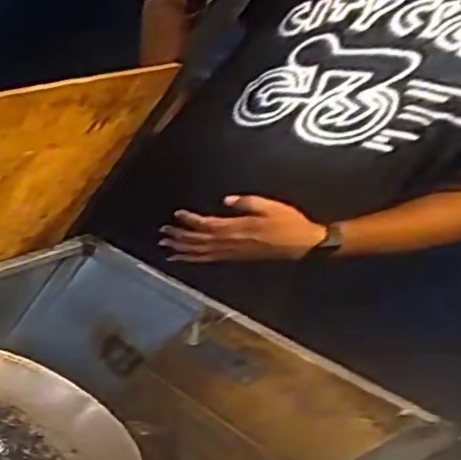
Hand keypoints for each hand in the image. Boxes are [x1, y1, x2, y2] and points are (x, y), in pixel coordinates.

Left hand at [159, 195, 327, 261]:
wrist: (297, 244)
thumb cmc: (287, 223)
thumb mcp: (271, 207)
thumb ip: (247, 202)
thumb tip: (226, 200)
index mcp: (233, 227)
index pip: (203, 223)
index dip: (188, 219)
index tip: (177, 214)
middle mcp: (224, 241)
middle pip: (193, 238)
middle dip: (176, 234)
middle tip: (162, 230)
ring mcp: (224, 251)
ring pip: (194, 250)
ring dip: (177, 247)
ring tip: (163, 243)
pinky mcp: (226, 258)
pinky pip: (201, 259)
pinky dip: (186, 258)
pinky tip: (175, 258)